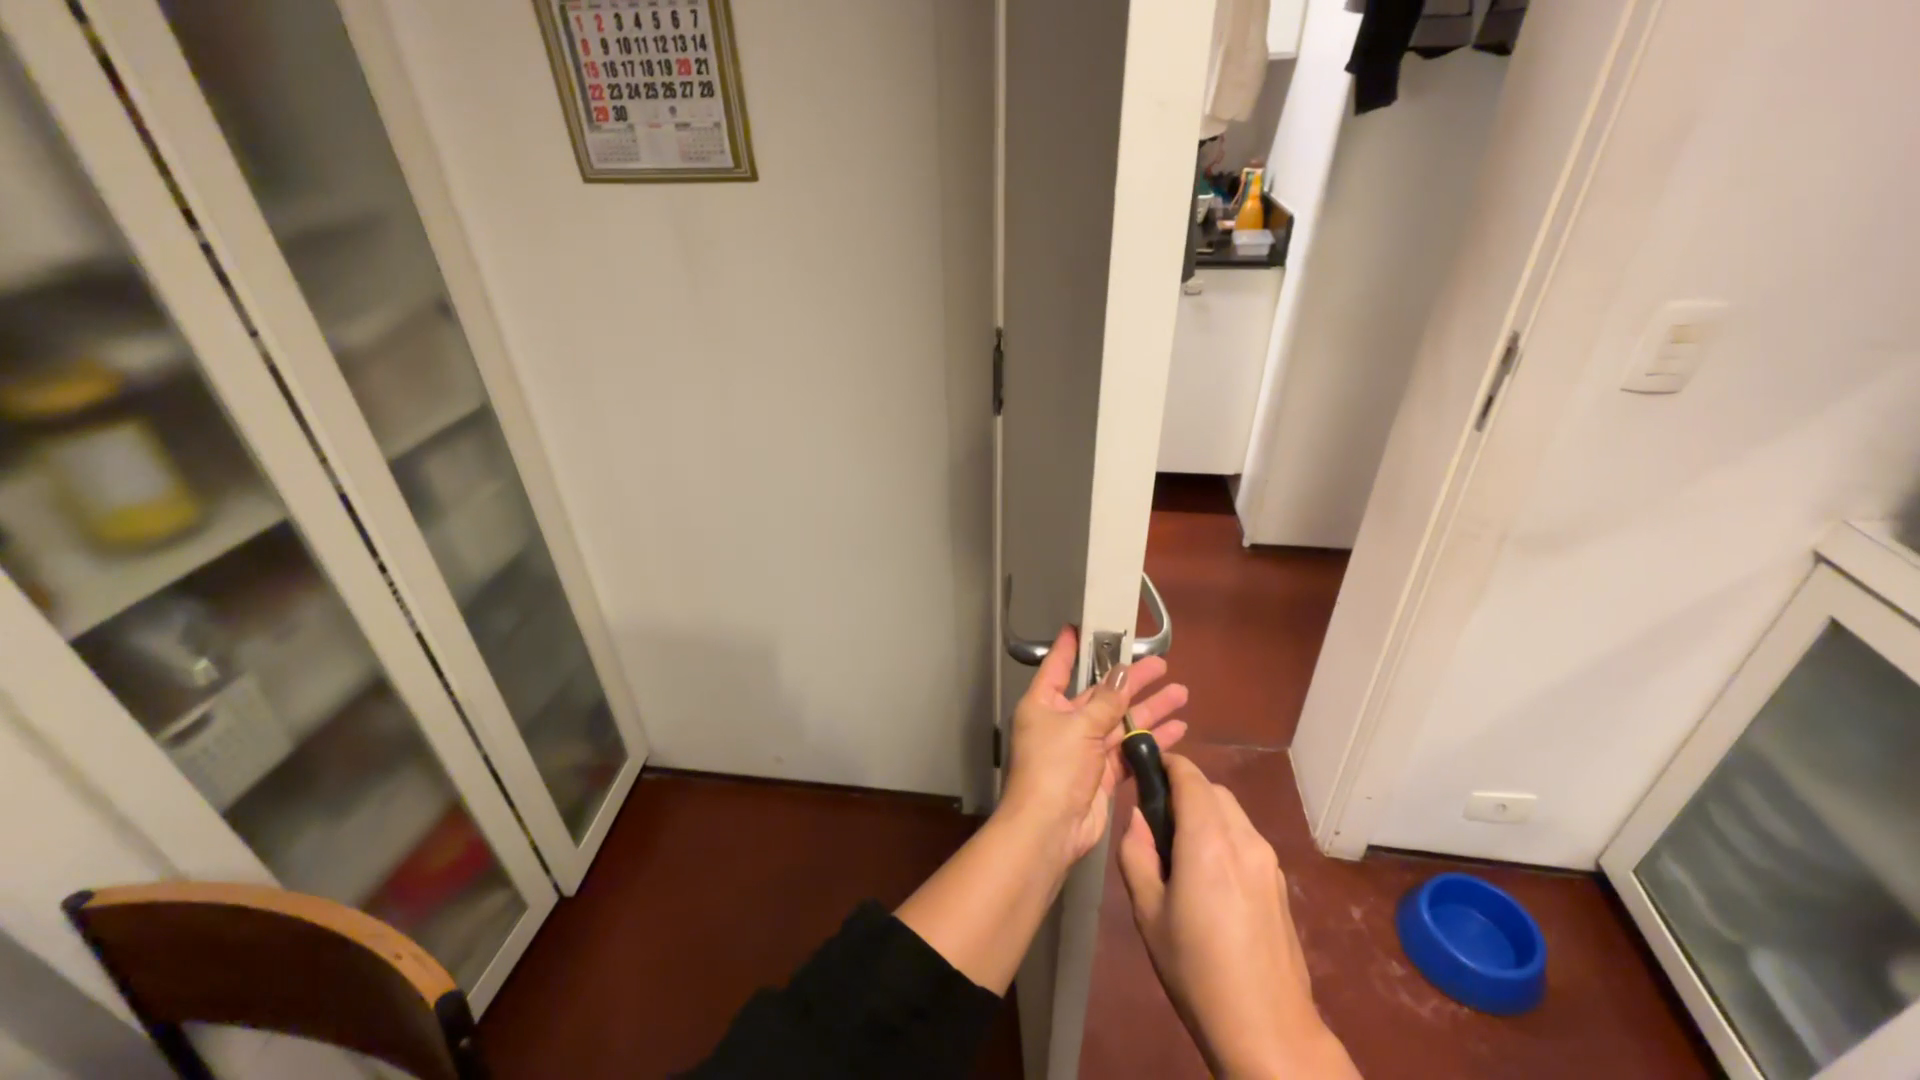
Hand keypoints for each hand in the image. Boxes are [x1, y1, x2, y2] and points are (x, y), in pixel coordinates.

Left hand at [998, 626, 1187, 861]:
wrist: (1050, 828)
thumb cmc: (1054, 768)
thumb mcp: (1079, 726)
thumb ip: (1106, 701)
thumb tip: (1122, 672)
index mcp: (1044, 704)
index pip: (1058, 667)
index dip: (1071, 648)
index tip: (1084, 627)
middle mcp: (1063, 722)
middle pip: (1100, 694)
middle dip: (1131, 681)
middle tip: (1162, 665)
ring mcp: (1083, 749)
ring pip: (1120, 721)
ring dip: (1149, 709)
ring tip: (1181, 693)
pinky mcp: (1102, 773)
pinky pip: (1129, 750)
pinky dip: (1151, 740)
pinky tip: (1178, 730)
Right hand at [1117, 755, 1358, 1079]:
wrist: (1267, 1027)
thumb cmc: (1195, 971)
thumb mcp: (1147, 913)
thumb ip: (1137, 854)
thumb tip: (1138, 817)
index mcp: (1209, 842)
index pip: (1190, 777)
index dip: (1166, 764)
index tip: (1143, 768)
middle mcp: (1245, 840)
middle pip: (1214, 791)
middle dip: (1184, 789)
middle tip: (1155, 818)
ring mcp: (1269, 861)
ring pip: (1234, 813)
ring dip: (1206, 812)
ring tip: (1180, 850)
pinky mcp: (1281, 883)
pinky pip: (1247, 838)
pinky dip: (1224, 835)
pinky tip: (1208, 876)